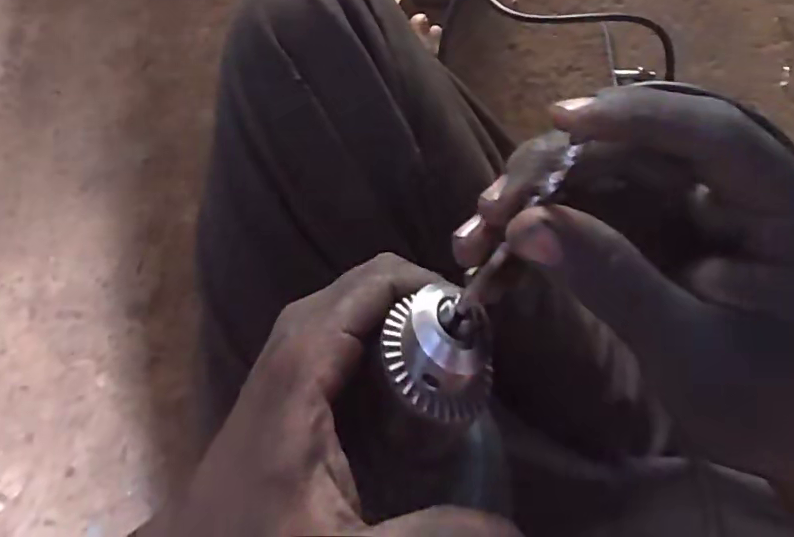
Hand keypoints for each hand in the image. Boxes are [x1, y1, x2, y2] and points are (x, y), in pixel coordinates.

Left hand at [141, 254, 519, 536]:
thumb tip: (513, 528)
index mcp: (300, 370)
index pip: (367, 285)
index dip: (421, 282)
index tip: (468, 313)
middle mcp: (287, 348)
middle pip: (357, 285)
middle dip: (412, 294)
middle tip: (461, 334)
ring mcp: (280, 363)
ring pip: (343, 305)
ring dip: (392, 310)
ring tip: (440, 347)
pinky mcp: (280, 386)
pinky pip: (332, 331)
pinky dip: (372, 331)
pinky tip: (398, 372)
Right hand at [457, 87, 793, 491]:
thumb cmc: (775, 415)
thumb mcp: (695, 362)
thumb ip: (615, 284)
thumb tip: (526, 225)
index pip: (717, 133)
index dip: (638, 115)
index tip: (560, 120)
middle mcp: (748, 187)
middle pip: (643, 144)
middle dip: (559, 168)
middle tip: (494, 209)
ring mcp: (706, 197)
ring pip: (612, 162)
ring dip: (543, 191)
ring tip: (481, 232)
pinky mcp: (673, 213)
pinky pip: (605, 194)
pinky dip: (553, 215)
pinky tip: (506, 246)